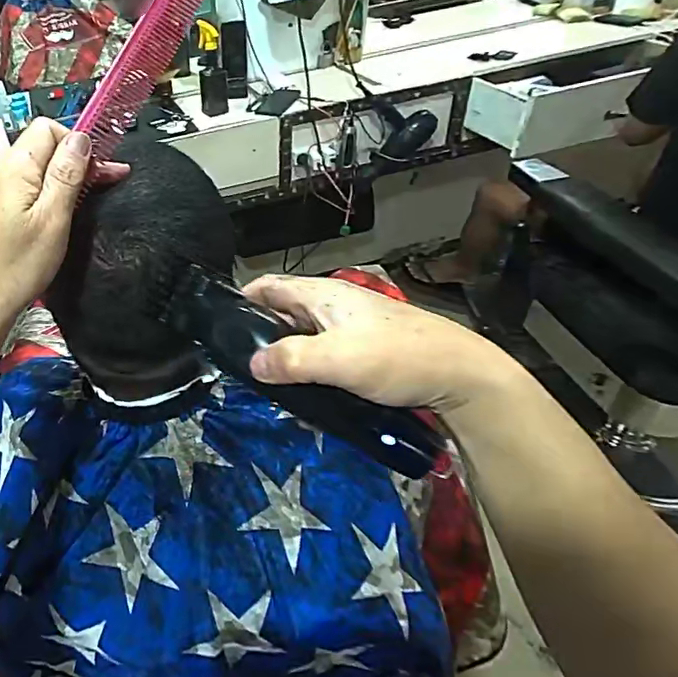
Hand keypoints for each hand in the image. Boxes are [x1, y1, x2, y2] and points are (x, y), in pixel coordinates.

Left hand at [0, 120, 125, 360]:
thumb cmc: (13, 270)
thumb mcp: (54, 218)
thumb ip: (68, 173)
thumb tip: (81, 139)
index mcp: (12, 167)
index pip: (50, 128)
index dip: (80, 143)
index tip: (101, 166)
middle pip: (42, 144)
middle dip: (74, 159)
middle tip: (101, 182)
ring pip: (32, 165)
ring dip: (60, 176)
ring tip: (80, 201)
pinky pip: (20, 183)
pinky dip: (42, 190)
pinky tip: (54, 213)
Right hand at [242, 274, 525, 413]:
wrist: (458, 373)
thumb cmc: (397, 357)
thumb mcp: (338, 360)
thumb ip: (292, 360)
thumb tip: (253, 364)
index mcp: (322, 294)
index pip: (269, 285)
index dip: (242, 300)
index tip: (220, 326)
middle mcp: (333, 303)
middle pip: (283, 311)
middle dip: (260, 333)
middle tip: (240, 365)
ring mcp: (350, 325)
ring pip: (303, 334)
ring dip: (285, 353)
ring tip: (268, 384)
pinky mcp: (363, 347)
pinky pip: (323, 351)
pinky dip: (308, 365)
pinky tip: (305, 391)